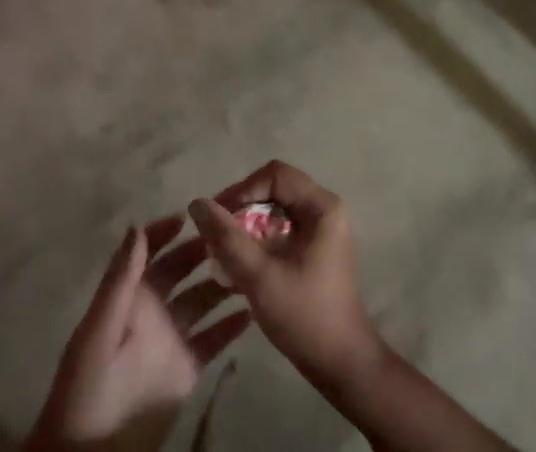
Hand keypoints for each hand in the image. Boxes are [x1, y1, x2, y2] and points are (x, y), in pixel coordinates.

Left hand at [27, 218, 251, 450]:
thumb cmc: (87, 386)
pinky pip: (214, 339)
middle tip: (239, 233)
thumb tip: (137, 227)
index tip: (198, 213)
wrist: (90, 450)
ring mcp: (172, 338)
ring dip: (225, 283)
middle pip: (183, 270)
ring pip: (204, 300)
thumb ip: (120, 281)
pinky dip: (233, 325)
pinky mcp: (188, 366)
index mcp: (128, 297)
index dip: (168, 231)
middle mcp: (152, 310)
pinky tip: (257, 310)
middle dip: (206, 250)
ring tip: (255, 267)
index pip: (149, 252)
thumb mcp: (99, 330)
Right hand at [187, 161, 384, 385]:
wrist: (339, 361)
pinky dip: (256, 242)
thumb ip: (226, 237)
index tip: (218, 219)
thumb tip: (196, 203)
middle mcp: (324, 210)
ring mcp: (320, 231)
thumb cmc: (303, 315)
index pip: (274, 175)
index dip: (242, 190)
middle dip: (241, 210)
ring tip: (221, 252)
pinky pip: (279, 231)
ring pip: (273, 212)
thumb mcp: (258, 275)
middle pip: (273, 190)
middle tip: (214, 236)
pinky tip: (236, 267)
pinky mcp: (312, 250)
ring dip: (245, 228)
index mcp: (322, 207)